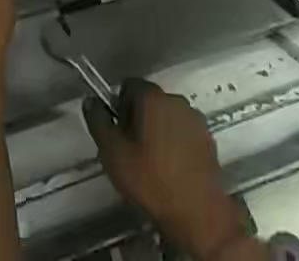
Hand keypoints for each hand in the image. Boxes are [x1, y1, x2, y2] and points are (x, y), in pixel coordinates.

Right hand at [84, 79, 253, 260]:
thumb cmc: (151, 181)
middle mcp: (176, 100)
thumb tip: (91, 102)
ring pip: (166, 116)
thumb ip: (98, 123)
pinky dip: (174, 142)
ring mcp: (195, 118)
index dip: (118, 105)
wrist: (198, 212)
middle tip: (129, 150)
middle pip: (148, 99)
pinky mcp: (207, 138)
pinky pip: (183, 131)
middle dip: (137, 118)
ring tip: (150, 162)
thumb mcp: (113, 154)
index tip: (117, 131)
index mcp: (153, 97)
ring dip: (157, 130)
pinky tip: (169, 168)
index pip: (129, 85)